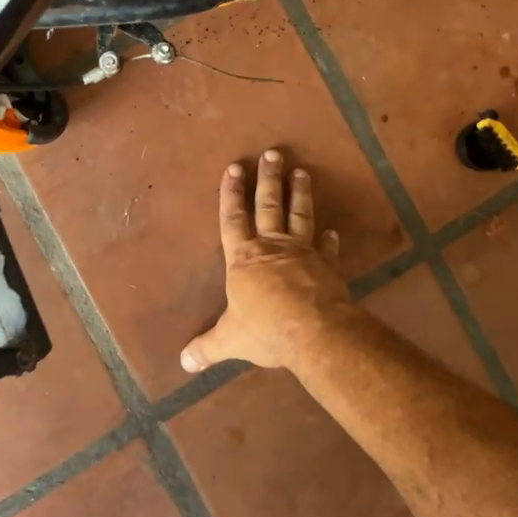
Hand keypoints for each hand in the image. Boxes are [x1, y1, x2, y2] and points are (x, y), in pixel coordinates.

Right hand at [180, 149, 354, 372]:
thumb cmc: (266, 329)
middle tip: (273, 153)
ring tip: (302, 171)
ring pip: (300, 215)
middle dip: (268, 178)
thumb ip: (207, 348)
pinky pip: (327, 248)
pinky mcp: (327, 266)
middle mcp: (272, 247)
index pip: (233, 218)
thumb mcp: (230, 340)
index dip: (232, 193)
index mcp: (243, 259)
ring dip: (300, 193)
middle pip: (269, 205)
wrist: (314, 330)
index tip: (235, 167)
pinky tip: (333, 231)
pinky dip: (329, 240)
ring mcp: (302, 253)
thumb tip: (184, 362)